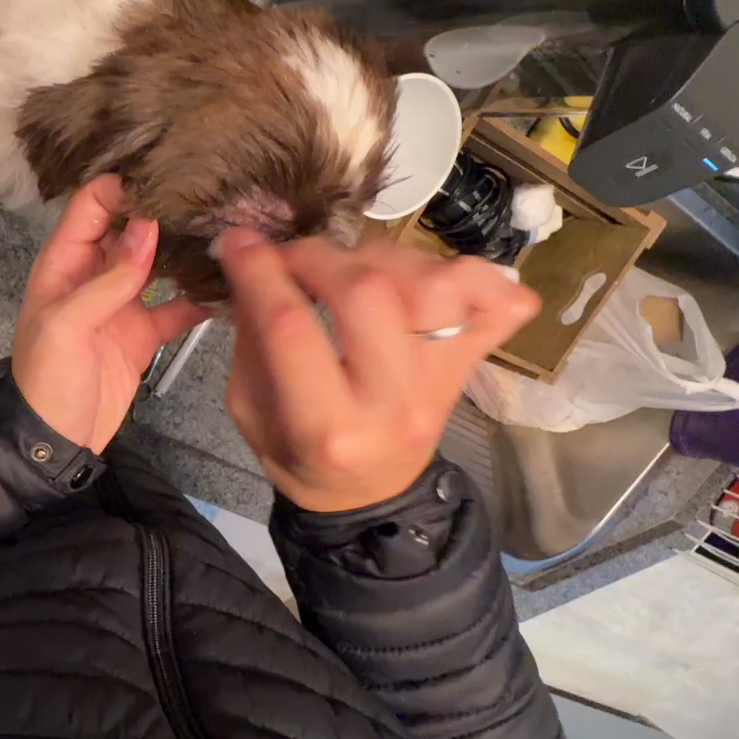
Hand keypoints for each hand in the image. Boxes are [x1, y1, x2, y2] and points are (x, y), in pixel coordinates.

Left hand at [13, 176, 208, 453]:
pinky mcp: (143, 333)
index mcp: (64, 264)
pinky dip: (201, 297)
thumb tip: (147, 226)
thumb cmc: (47, 381)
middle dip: (167, 209)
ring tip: (234, 227)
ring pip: (159, 263)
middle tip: (217, 191)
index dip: (126, 186)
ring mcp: (121, 304)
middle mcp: (94, 275)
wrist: (55, 442)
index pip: (92, 206)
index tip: (172, 174)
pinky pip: (177, 307)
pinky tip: (233, 284)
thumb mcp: (65, 326)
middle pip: (132, 227)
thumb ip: (106, 280)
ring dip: (188, 248)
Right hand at [215, 230, 539, 511]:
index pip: (290, 328)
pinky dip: (472, 274)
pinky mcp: (472, 369)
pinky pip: (500, 301)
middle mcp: (392, 405)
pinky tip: (425, 280)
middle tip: (291, 257)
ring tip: (351, 270)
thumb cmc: (294, 454)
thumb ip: (251, 341)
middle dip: (317, 257)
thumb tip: (255, 266)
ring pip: (434, 285)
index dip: (260, 272)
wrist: (366, 495)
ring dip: (382, 258)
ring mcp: (443, 385)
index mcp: (324, 429)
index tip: (238, 242)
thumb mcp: (248, 409)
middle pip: (367, 295)